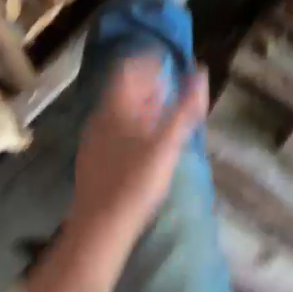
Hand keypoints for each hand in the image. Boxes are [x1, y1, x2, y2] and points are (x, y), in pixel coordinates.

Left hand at [70, 55, 208, 237]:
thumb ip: (186, 107)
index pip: (129, 69)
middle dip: (147, 84)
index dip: (149, 62)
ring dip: (140, 105)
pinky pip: (112, 130)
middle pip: (123, 89)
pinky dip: (131, 125)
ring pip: (118, 111)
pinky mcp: (91, 161)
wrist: (100, 230)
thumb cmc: (136, 181)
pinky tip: (145, 141)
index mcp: (116, 108)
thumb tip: (201, 71)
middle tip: (170, 86)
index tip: (169, 63)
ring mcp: (92, 141)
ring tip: (163, 112)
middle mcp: (100, 118)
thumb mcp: (168, 143)